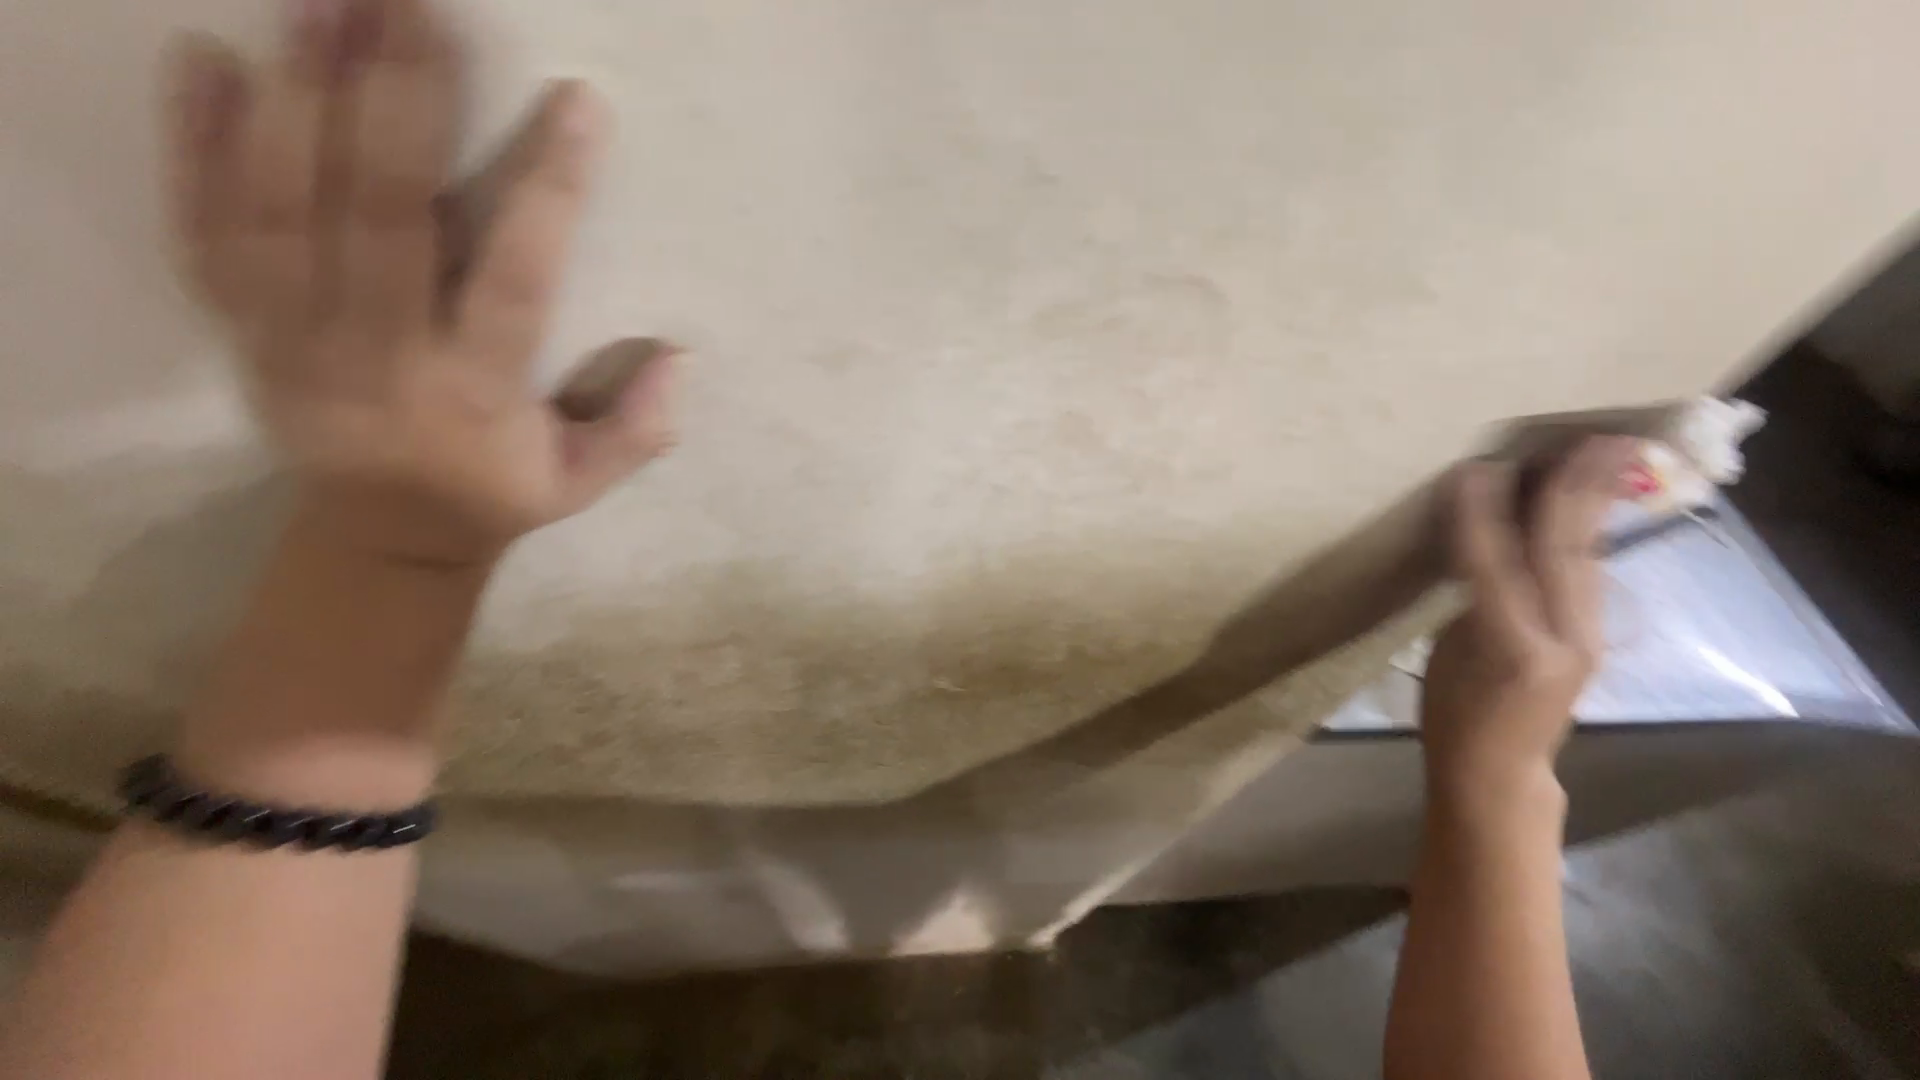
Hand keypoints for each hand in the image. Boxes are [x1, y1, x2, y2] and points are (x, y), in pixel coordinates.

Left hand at [162, 0, 675, 567]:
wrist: (381, 539)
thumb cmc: (496, 495)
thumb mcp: (583, 483)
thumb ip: (637, 431)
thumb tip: (680, 361)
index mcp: (476, 392)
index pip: (515, 278)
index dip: (548, 190)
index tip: (577, 103)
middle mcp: (382, 358)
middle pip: (384, 217)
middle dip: (399, 100)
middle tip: (415, 4)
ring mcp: (297, 342)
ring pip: (287, 211)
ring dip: (303, 98)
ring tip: (328, 4)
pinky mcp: (243, 333)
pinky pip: (207, 237)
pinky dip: (196, 148)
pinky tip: (207, 62)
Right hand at [1419, 437, 1639, 792]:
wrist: (1499, 772)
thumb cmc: (1453, 720)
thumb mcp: (1444, 659)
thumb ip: (1467, 601)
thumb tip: (1476, 545)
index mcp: (1512, 649)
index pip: (1495, 567)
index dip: (1481, 516)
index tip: (1473, 469)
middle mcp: (1563, 639)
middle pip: (1561, 552)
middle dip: (1568, 492)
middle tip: (1584, 436)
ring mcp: (1585, 638)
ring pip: (1586, 555)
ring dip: (1593, 499)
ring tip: (1609, 450)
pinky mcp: (1591, 636)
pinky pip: (1587, 570)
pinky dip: (1587, 527)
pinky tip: (1593, 500)